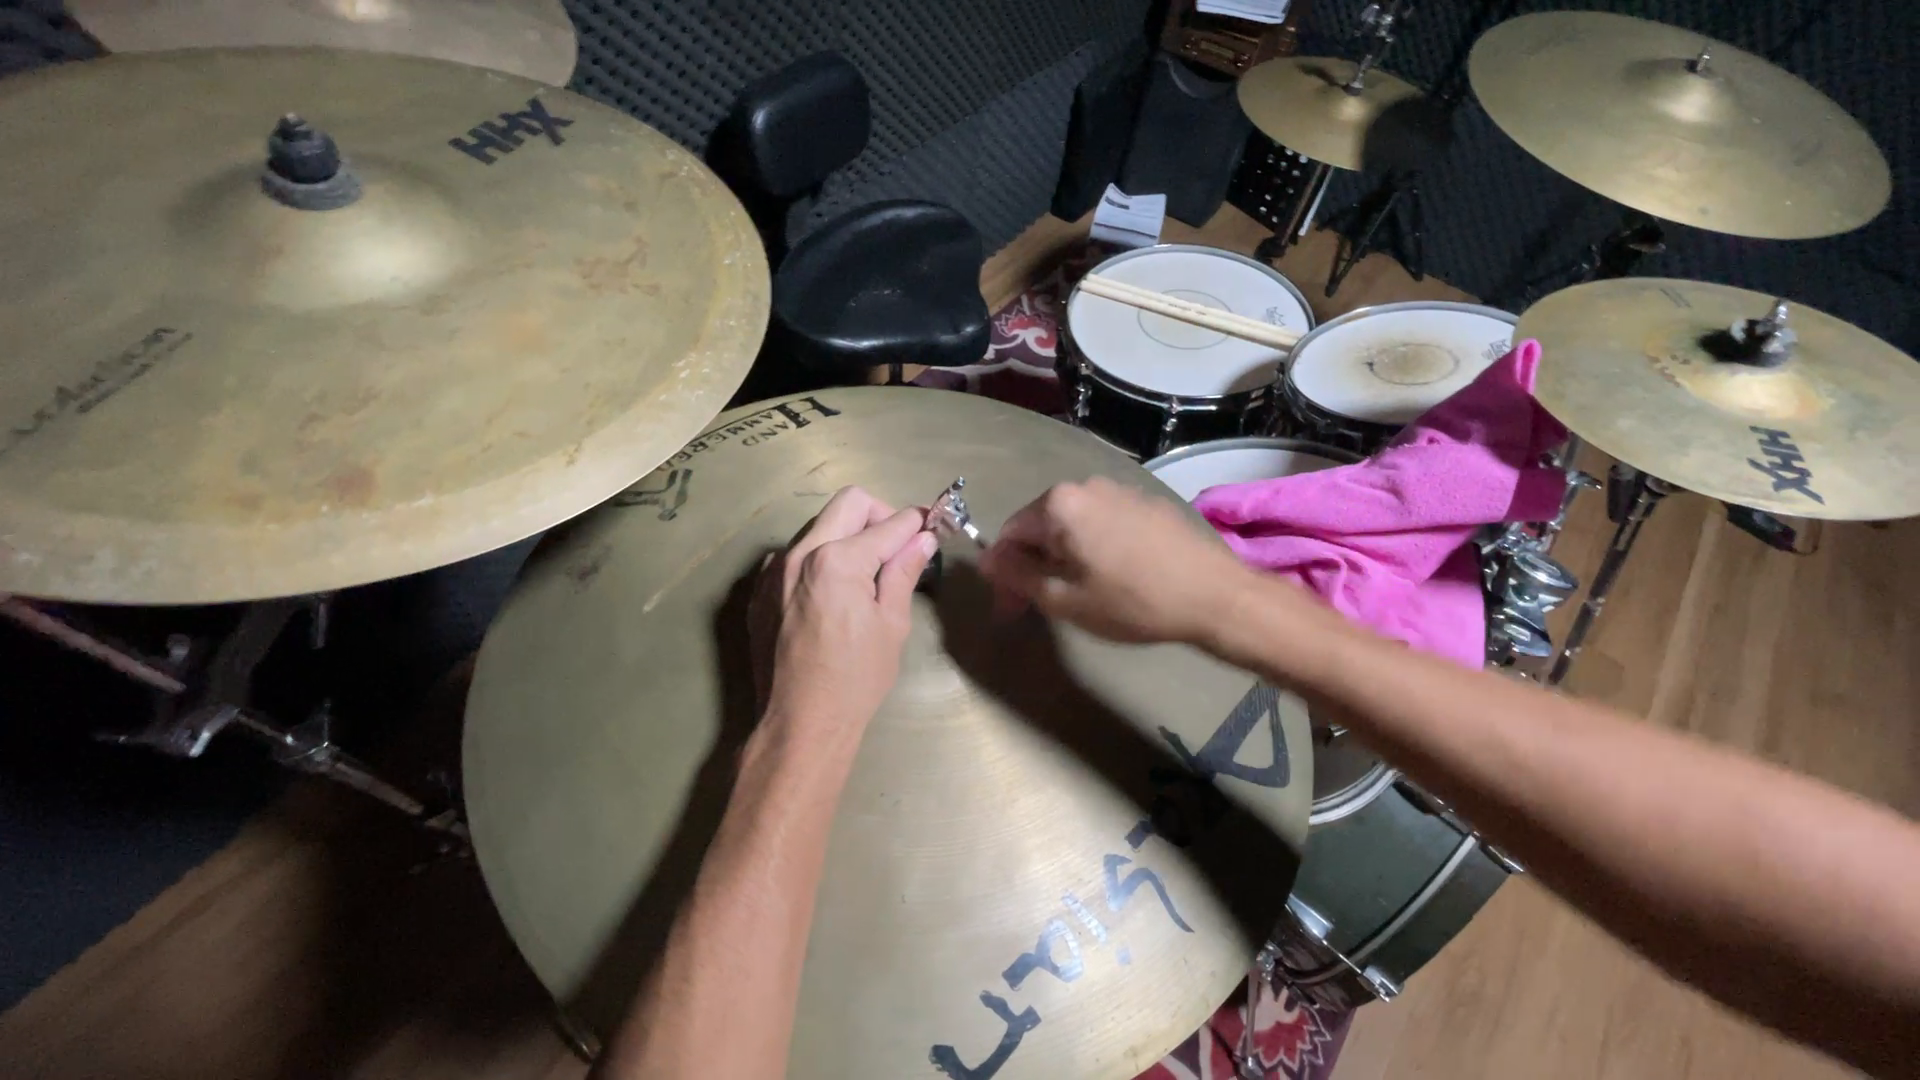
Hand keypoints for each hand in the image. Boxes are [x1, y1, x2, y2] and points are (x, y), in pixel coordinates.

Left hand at [750, 487, 937, 737]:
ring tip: (864, 574)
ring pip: (818, 526)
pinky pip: (793, 555)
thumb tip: (922, 539)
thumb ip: (903, 572)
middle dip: (878, 516)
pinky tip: (831, 595)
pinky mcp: (760, 589)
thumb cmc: (856, 679)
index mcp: (837, 560)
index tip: (929, 525)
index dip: (915, 523)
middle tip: (896, 547)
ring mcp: (773, 570)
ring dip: (846, 536)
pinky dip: (818, 560)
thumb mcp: (891, 625)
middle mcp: (799, 553)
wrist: (800, 722)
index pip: (887, 524)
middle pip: (847, 504)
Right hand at [978, 476, 1255, 645]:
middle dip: (1032, 566)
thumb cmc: (1132, 602)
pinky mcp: (1148, 503)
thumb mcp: (1064, 599)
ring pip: (1074, 525)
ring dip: (1063, 557)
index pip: (1009, 535)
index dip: (1003, 576)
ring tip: (1076, 595)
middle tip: (1037, 609)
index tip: (1010, 611)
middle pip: (1041, 527)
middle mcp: (1086, 485)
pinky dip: (1094, 548)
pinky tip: (1111, 577)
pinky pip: (1104, 523)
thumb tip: (987, 560)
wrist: (1215, 596)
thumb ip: (1018, 576)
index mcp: (1059, 504)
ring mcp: (1121, 490)